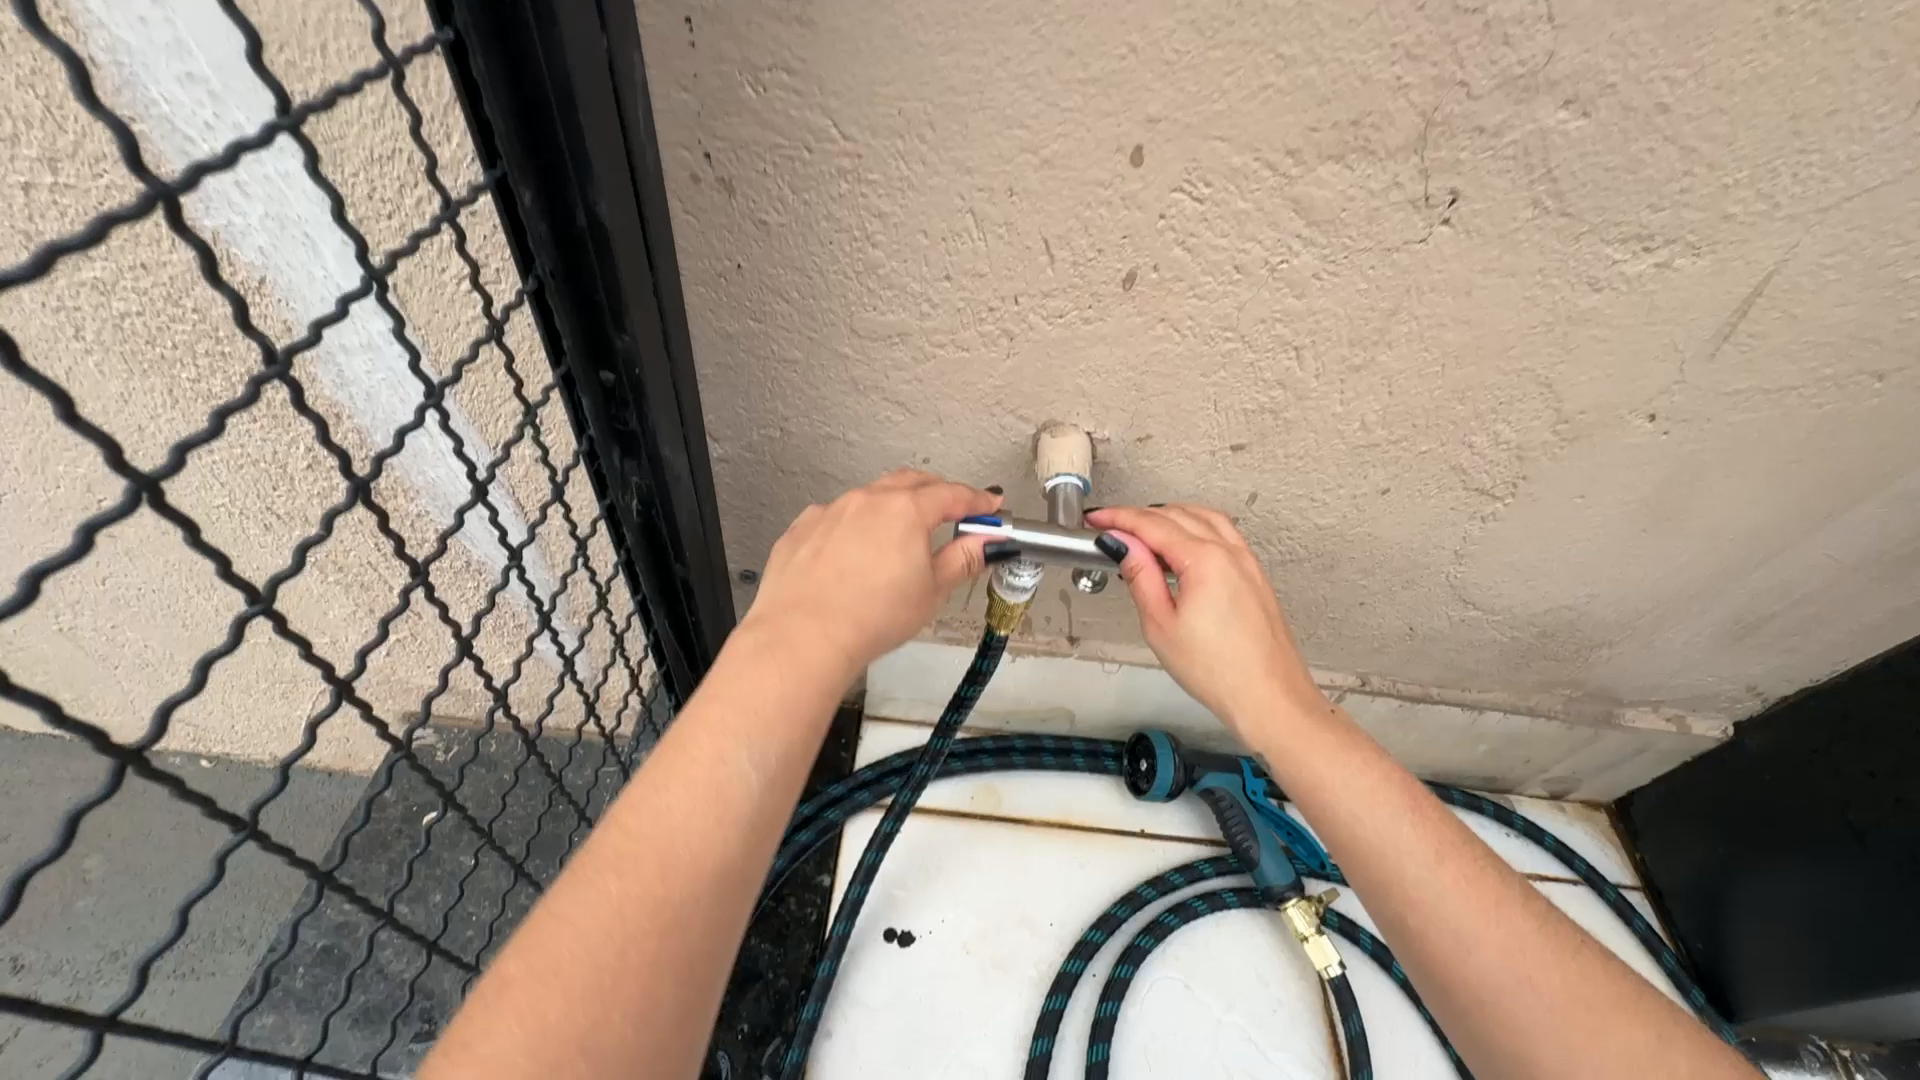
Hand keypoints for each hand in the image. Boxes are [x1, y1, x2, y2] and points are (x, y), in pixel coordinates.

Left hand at [738, 470, 1001, 682]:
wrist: (803, 636)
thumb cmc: (868, 618)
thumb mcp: (932, 591)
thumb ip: (963, 559)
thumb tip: (986, 542)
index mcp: (905, 510)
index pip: (951, 495)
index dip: (976, 500)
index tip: (988, 506)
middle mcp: (866, 501)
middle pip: (910, 483)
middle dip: (936, 493)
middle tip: (952, 511)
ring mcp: (829, 512)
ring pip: (869, 497)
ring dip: (891, 508)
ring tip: (901, 535)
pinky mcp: (801, 530)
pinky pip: (834, 518)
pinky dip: (852, 527)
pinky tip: (854, 553)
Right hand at [1085, 504, 1326, 737]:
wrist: (1268, 698)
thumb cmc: (1219, 671)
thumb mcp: (1160, 624)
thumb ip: (1140, 576)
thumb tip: (1123, 546)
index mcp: (1205, 561)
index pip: (1152, 525)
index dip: (1119, 518)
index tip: (1098, 520)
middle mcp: (1230, 553)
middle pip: (1178, 515)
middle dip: (1140, 516)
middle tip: (1112, 527)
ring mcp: (1247, 562)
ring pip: (1204, 518)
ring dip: (1170, 516)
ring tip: (1143, 532)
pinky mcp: (1255, 575)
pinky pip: (1223, 533)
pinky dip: (1196, 527)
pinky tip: (1182, 546)